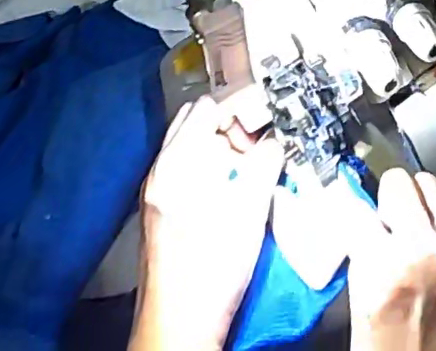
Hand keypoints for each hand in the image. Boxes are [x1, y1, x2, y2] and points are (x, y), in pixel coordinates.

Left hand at [131, 95, 285, 350]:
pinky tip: (234, 188)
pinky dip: (213, 167)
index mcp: (177, 164)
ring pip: (193, 145)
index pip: (209, 106)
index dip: (241, 108)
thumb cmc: (211, 269)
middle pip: (197, 121)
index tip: (265, 119)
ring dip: (223, 146)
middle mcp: (160, 172)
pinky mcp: (162, 211)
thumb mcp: (251, 206)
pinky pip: (189, 169)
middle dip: (231, 124)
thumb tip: (278, 137)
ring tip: (250, 167)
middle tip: (257, 144)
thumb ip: (266, 160)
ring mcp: (157, 192)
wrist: (178, 328)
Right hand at [346, 168, 435, 350]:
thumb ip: (358, 277)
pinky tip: (430, 246)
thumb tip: (351, 242)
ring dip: (413, 201)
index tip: (338, 214)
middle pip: (396, 182)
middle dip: (381, 200)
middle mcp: (423, 247)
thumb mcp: (362, 333)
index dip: (342, 212)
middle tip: (375, 225)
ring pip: (428, 184)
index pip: (351, 209)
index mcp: (385, 273)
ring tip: (403, 229)